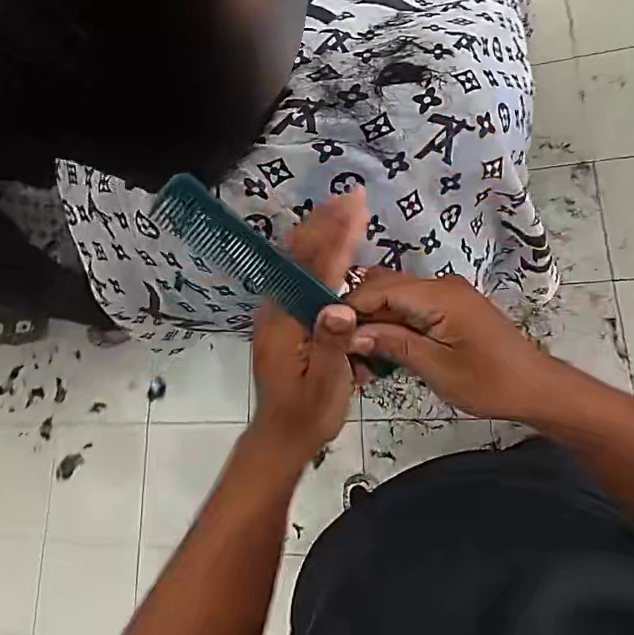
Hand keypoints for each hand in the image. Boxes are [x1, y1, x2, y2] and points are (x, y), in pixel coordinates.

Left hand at [250, 190, 366, 461]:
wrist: (281, 436)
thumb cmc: (307, 415)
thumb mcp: (326, 386)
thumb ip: (333, 347)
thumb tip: (341, 308)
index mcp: (287, 324)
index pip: (316, 272)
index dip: (337, 239)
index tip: (356, 211)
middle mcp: (278, 310)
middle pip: (301, 256)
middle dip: (326, 224)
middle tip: (351, 198)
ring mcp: (279, 313)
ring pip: (297, 262)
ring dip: (320, 232)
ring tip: (342, 208)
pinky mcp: (285, 319)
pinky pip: (300, 275)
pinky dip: (317, 252)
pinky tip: (331, 243)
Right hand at [345, 270, 570, 422]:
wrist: (535, 387)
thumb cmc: (491, 382)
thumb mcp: (437, 368)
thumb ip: (393, 345)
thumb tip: (351, 334)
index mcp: (440, 295)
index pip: (378, 288)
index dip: (348, 308)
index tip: (324, 332)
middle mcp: (442, 286)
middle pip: (385, 288)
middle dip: (359, 317)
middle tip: (344, 353)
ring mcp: (448, 296)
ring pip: (396, 300)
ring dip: (375, 325)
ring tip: (362, 362)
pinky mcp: (452, 309)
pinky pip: (413, 310)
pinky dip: (395, 328)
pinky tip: (384, 355)